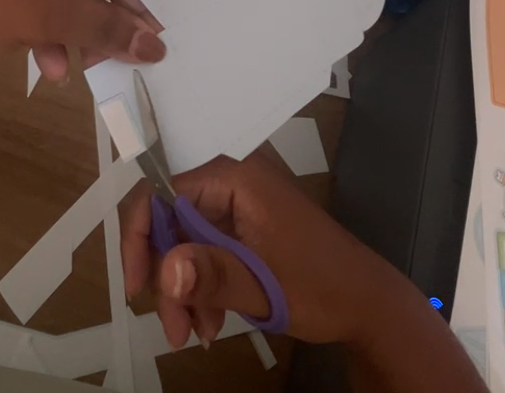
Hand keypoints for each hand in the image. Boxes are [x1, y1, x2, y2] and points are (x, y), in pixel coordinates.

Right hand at [122, 154, 410, 349]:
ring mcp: (239, 197)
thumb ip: (211, 275)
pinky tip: (210, 318)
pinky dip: (200, 281)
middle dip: (167, 272)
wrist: (366, 301)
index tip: (138, 287)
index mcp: (236, 174)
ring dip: (182, 285)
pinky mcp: (245, 219)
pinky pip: (205, 243)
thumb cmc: (320, 285)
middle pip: (171, 216)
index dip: (140, 235)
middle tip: (174, 327)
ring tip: (194, 332)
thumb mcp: (263, 285)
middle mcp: (233, 175)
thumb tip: (164, 271)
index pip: (163, 189)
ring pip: (184, 235)